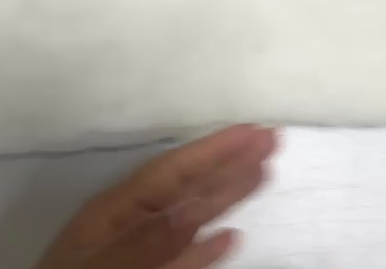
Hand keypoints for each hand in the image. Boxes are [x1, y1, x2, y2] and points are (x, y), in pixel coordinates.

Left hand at [35, 126, 277, 268]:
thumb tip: (193, 210)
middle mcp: (129, 226)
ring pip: (190, 218)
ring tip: (263, 172)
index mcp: (114, 212)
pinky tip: (231, 239)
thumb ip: (145, 244)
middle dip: (229, 162)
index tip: (254, 130)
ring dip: (226, 195)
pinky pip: (182, 260)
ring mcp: (135, 255)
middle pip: (187, 187)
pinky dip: (207, 250)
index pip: (173, 171)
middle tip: (272, 138)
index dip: (215, 149)